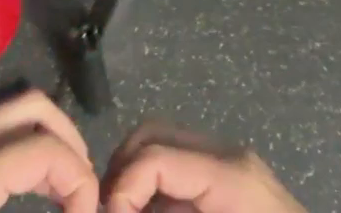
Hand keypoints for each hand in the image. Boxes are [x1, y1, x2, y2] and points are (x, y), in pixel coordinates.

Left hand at [0, 89, 99, 212]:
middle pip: (32, 107)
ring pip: (10, 113)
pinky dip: (21, 146)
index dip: (80, 180)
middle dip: (70, 142)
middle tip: (81, 194)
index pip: (45, 148)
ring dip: (47, 140)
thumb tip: (76, 212)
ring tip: (63, 191)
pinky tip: (25, 189)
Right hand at [102, 123, 305, 212]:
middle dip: (121, 174)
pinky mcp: (232, 179)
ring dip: (135, 178)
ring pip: (163, 145)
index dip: (122, 190)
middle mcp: (229, 157)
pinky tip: (150, 212)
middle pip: (152, 135)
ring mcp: (232, 164)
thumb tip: (115, 208)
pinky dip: (157, 188)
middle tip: (108, 210)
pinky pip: (182, 167)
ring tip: (126, 210)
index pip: (154, 157)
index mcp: (230, 177)